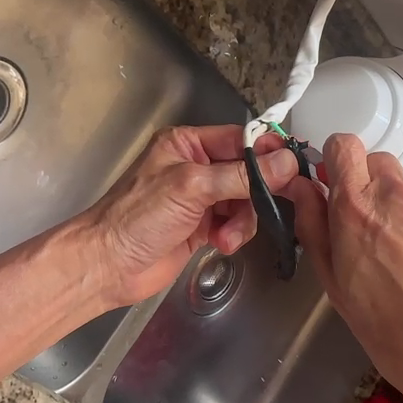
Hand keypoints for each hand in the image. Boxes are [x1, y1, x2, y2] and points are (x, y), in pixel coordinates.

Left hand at [65, 124, 297, 309]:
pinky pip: (234, 223)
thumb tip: (285, 162)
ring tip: (227, 235)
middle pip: (246, 170)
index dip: (265, 152)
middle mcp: (195, 166)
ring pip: (244, 200)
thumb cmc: (139, 216)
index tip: (293, 167)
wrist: (109, 264)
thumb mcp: (191, 187)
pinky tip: (220, 244)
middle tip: (269, 207)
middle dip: (255, 192)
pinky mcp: (202, 226)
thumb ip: (239, 176)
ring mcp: (199, 197)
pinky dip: (234, 233)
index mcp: (187, 144)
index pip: (238, 138)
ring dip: (243, 219)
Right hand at [284, 134, 402, 402]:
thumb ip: (313, 228)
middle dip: (370, 186)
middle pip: (377, 163)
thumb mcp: (337, 290)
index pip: (342, 145)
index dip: (337, 161)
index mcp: (358, 208)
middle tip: (373, 229)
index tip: (338, 182)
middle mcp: (399, 196)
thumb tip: (303, 191)